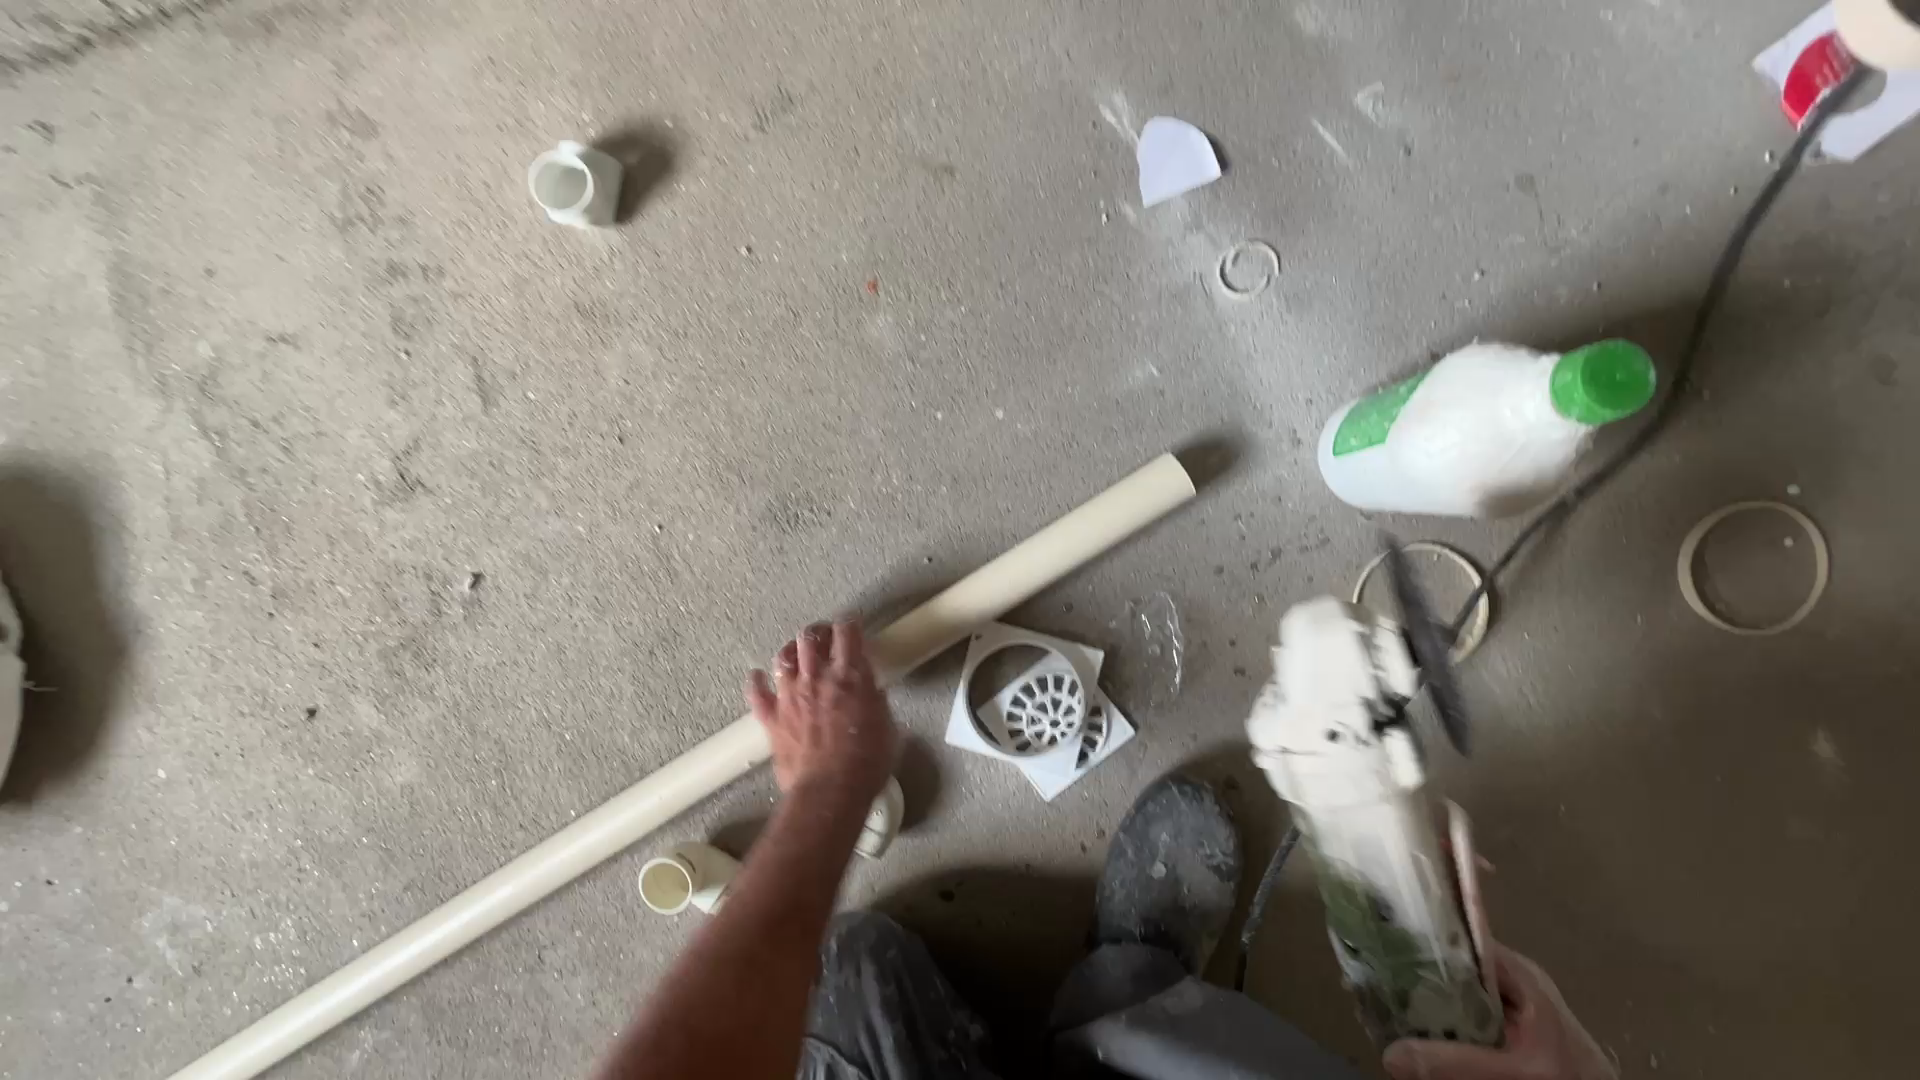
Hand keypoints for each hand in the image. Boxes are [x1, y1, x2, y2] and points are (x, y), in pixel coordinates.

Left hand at [746, 620, 897, 805]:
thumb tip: (870, 691)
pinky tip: (757, 677)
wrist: (830, 792)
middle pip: (811, 636)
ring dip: (792, 651)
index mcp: (851, 677)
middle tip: (825, 638)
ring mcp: (790, 696)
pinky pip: (756, 692)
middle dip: (819, 632)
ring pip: (784, 657)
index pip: (847, 632)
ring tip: (799, 655)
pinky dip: (756, 682)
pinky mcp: (772, 718)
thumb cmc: (865, 763)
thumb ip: (875, 701)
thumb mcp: (887, 725)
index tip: (852, 627)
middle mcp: (817, 678)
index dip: (850, 625)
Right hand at [1383, 944, 1615, 1079]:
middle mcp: (1505, 978)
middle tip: (1365, 969)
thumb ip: (1459, 1065)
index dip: (1420, 919)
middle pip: (1445, 955)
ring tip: (1373, 996)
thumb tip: (1388, 1054)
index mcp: (1515, 972)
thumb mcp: (1518, 1075)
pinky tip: (1401, 1026)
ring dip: (1412, 992)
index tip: (1378, 923)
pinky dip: (1427, 1015)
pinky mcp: (1497, 1026)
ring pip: (1445, 983)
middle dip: (1405, 962)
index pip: (1461, 926)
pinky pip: (1452, 1009)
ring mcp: (1501, 1002)